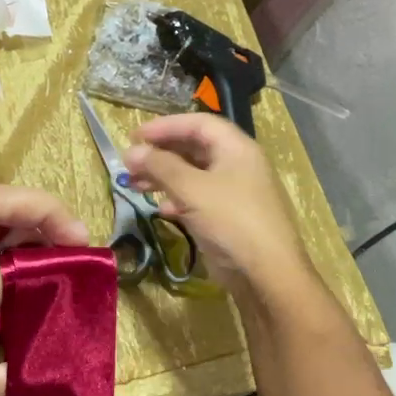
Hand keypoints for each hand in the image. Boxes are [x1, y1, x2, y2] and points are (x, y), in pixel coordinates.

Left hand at [0, 184, 88, 395]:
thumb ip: (22, 380)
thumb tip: (77, 367)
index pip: (3, 268)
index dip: (50, 270)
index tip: (87, 285)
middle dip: (40, 208)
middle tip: (80, 238)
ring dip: (24, 214)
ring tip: (63, 243)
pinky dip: (5, 230)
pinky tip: (29, 257)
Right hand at [121, 113, 310, 292]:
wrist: (264, 272)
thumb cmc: (231, 221)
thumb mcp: (191, 189)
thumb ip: (160, 166)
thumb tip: (131, 152)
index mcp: (236, 149)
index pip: (198, 124)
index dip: (165, 126)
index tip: (133, 137)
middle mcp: (236, 165)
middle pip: (193, 148)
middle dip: (160, 153)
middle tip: (130, 163)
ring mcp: (233, 192)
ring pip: (192, 175)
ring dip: (162, 177)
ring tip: (135, 185)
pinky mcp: (226, 216)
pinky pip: (196, 198)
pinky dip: (175, 199)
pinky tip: (160, 209)